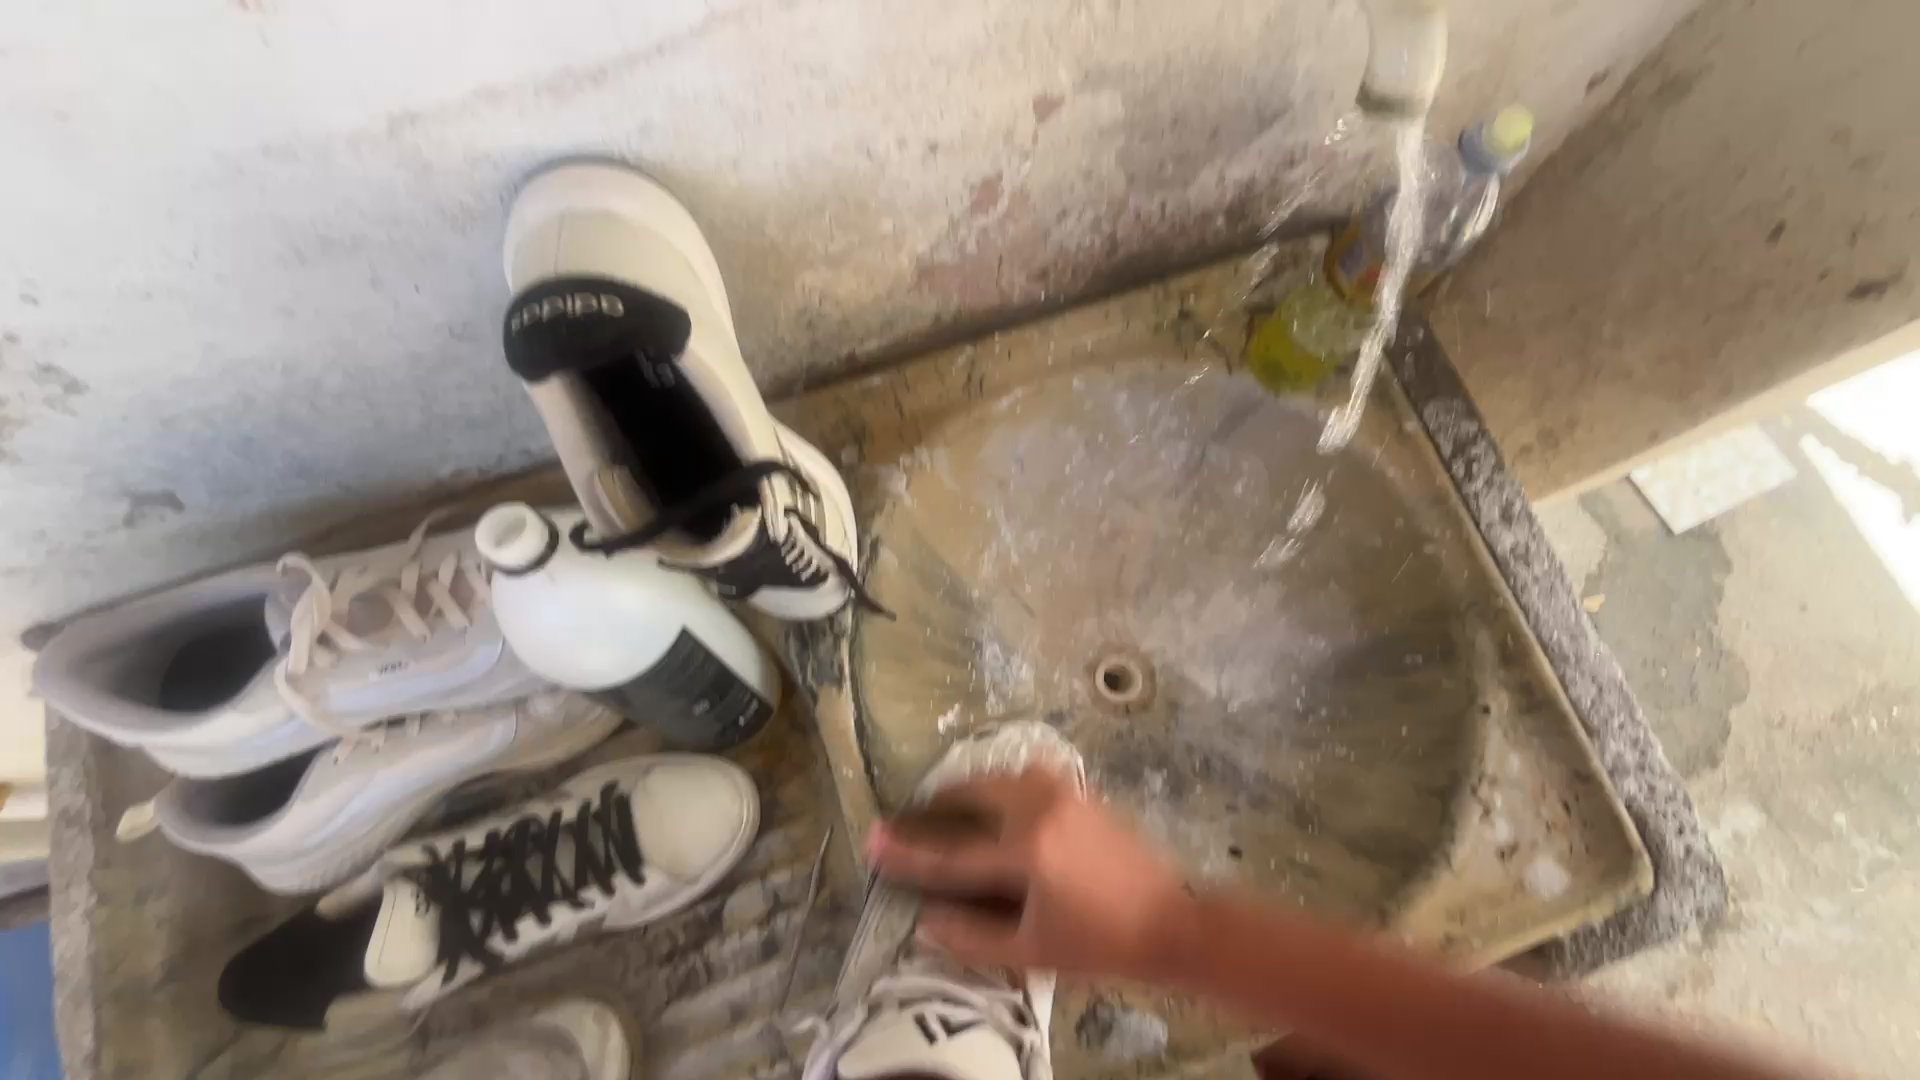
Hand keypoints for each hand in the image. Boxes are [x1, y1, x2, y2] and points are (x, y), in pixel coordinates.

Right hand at [865, 766, 1190, 980]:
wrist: (1171, 922)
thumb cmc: (1100, 944)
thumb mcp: (1033, 952)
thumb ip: (972, 937)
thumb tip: (926, 920)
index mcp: (1026, 849)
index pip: (953, 853)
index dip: (909, 851)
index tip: (872, 838)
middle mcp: (1040, 806)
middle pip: (973, 793)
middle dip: (938, 805)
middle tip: (913, 820)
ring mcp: (1064, 791)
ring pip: (999, 776)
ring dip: (970, 790)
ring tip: (950, 810)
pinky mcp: (1080, 790)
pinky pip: (1026, 775)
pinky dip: (1001, 786)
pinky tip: (998, 805)